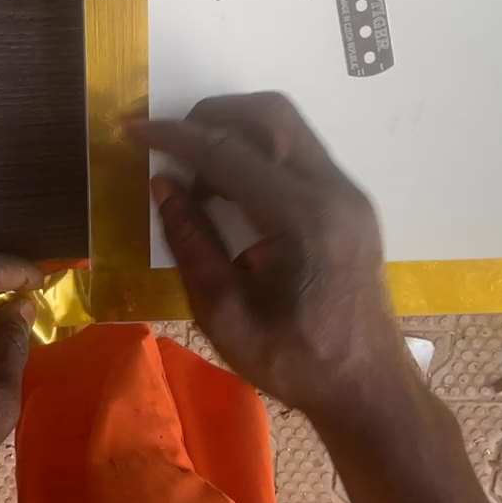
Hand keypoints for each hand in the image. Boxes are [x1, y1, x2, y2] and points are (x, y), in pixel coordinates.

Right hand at [129, 92, 414, 417]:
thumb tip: (163, 185)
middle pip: (269, 113)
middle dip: (210, 114)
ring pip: (286, 126)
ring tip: (197, 175)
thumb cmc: (293, 361)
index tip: (134, 129)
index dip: (174, 137)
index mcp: (302, 219)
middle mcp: (332, 191)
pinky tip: (229, 190)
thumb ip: (191, 242)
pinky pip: (296, 152)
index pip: (228, 152)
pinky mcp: (347, 202)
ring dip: (234, 131)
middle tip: (169, 142)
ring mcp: (346, 193)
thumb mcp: (224, 313)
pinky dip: (255, 152)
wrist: (367, 389)